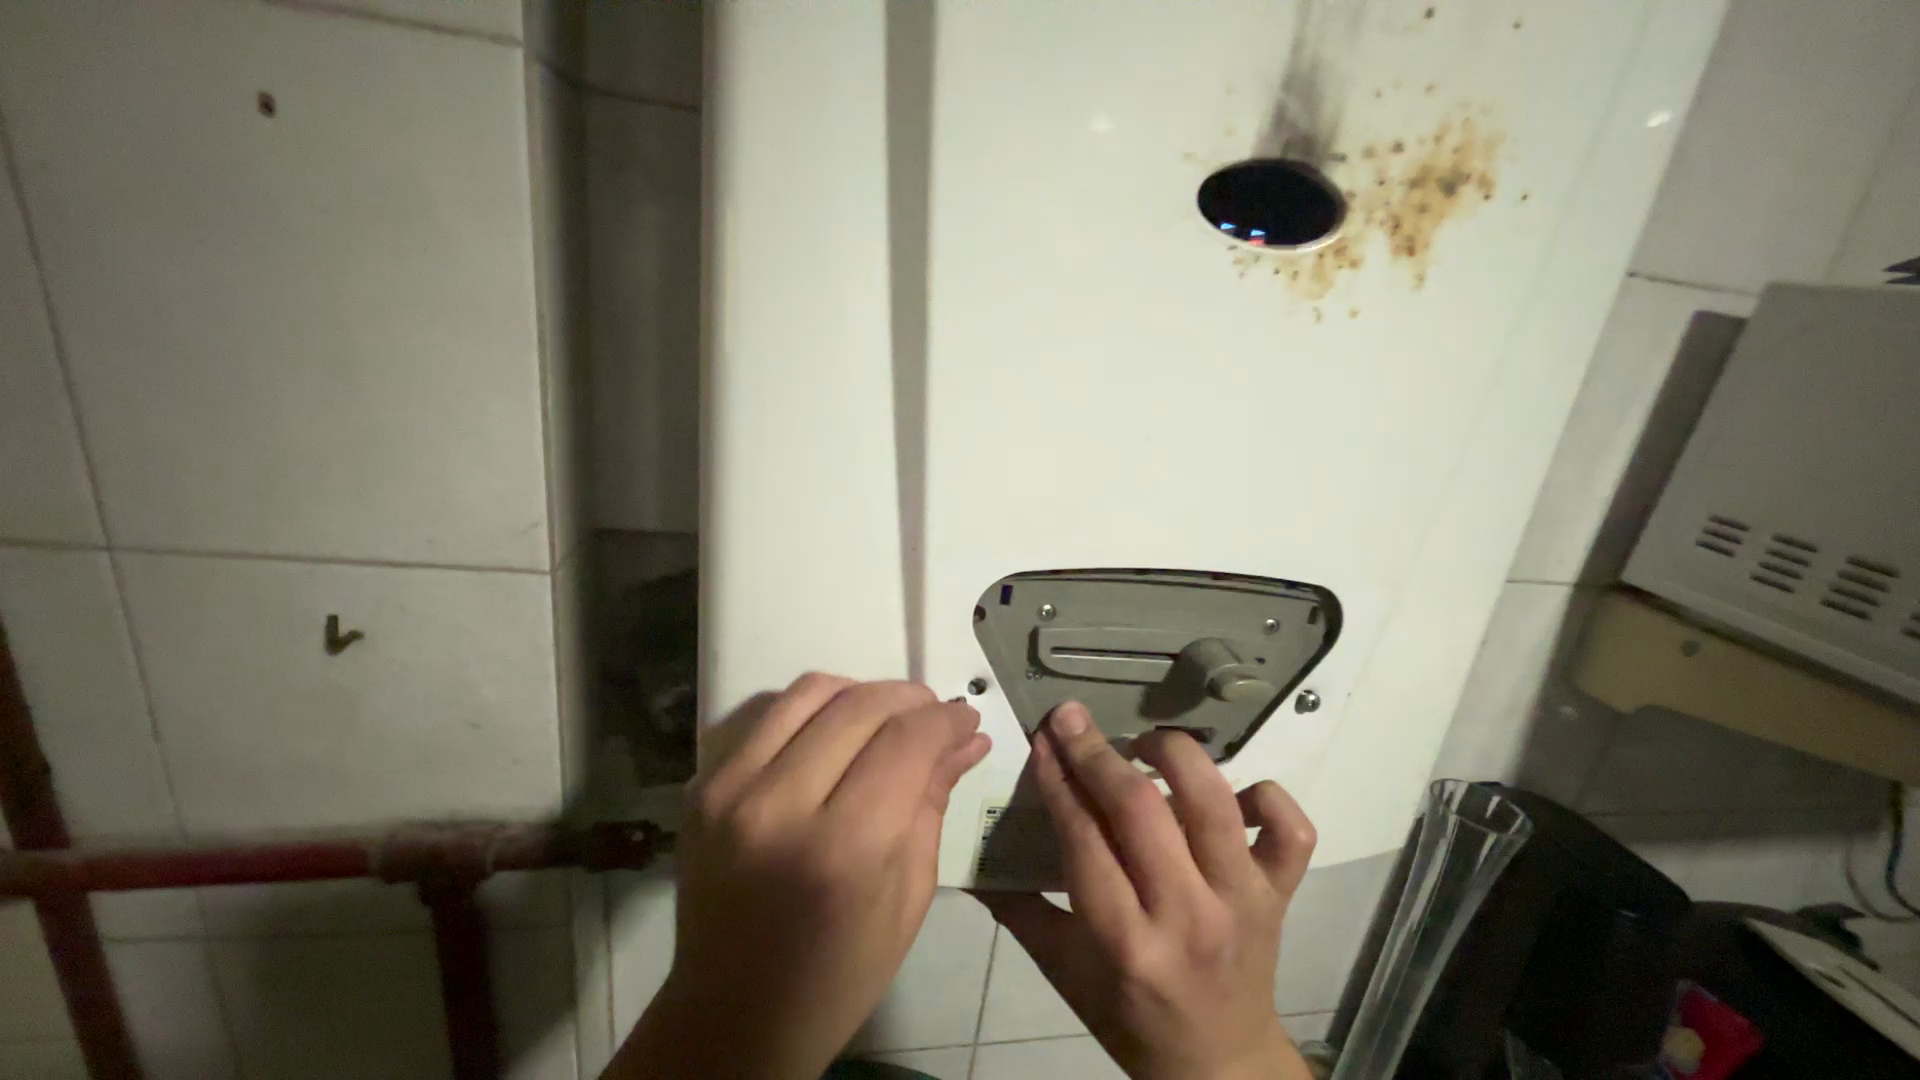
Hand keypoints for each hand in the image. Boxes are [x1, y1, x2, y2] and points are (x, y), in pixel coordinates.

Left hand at [608, 674, 990, 1079]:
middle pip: (858, 707)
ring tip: (887, 715)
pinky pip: (768, 715)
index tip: (967, 718)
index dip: (946, 719)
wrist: (732, 1014)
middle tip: (935, 714)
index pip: (905, 742)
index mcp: (842, 849)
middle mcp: (778, 806)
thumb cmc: (839, 973)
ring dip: (861, 691)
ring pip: (809, 692)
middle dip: (911, 699)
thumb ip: (932, 802)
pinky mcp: (702, 786)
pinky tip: (834, 733)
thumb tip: (968, 737)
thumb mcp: (907, 897)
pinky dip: (813, 710)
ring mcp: (729, 790)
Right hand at [978, 702, 1316, 1079]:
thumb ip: (1019, 910)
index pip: (1084, 840)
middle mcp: (1188, 916)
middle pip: (1141, 810)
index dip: (1059, 781)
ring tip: (1144, 745)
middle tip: (1071, 719)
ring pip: (1214, 803)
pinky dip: (1267, 796)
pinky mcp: (1280, 895)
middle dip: (1097, 755)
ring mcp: (1243, 901)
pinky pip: (1291, 829)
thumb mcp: (1063, 973)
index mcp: (1125, 943)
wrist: (1218, 1065)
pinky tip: (1231, 793)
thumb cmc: (1129, 1017)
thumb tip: (973, 857)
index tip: (1042, 740)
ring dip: (1173, 756)